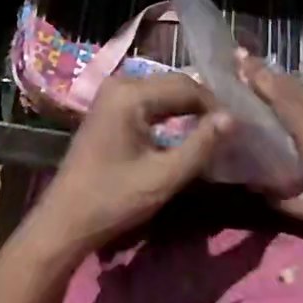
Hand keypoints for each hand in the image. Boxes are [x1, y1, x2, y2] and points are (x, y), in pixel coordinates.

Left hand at [26, 74, 231, 251]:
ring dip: (187, 107)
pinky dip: (169, 111)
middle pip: (174, 83)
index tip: (236, 129)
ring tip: (212, 131)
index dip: (214, 106)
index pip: (186, 86)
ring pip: (162, 90)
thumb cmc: (113, 199)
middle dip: (202, 104)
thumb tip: (232, 119)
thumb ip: (200, 146)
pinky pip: (148, 99)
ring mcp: (112, 93)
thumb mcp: (163, 177)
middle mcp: (121, 82)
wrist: (65, 220)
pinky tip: (184, 130)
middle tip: (228, 129)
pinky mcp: (109, 106)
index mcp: (131, 93)